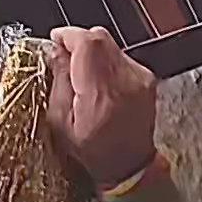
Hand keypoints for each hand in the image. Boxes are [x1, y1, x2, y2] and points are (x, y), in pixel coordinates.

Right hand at [48, 25, 158, 185]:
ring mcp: (140, 79)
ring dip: (90, 49)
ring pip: (110, 43)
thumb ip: (58, 83)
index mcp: (102, 95)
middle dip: (77, 39)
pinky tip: (97, 78)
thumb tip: (55, 53)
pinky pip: (120, 54)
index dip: (68, 35)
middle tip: (63, 53)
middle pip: (100, 38)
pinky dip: (104, 58)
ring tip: (79, 70)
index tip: (54, 39)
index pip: (88, 45)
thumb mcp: (61, 122)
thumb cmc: (93, 151)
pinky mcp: (147, 78)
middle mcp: (126, 83)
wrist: (130, 166)